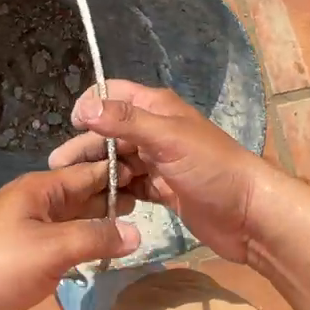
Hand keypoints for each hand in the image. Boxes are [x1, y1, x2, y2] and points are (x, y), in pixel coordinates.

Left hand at [0, 160, 140, 309]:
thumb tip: (137, 231)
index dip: (113, 169)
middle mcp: (38, 200)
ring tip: (133, 219)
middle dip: (111, 192)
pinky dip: (85, 238)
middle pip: (81, 192)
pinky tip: (102, 246)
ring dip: (100, 217)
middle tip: (148, 193)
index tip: (145, 166)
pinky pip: (64, 236)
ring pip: (74, 216)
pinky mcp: (28, 250)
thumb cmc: (1, 260)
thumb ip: (94, 238)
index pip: (85, 172)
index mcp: (42, 187)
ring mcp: (32, 225)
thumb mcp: (52, 248)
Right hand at [48, 79, 274, 263]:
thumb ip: (126, 121)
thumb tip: (85, 106)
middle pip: (111, 131)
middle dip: (86, 145)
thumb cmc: (210, 167)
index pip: (114, 94)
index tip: (72, 125)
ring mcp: (159, 161)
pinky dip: (116, 191)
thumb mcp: (167, 138)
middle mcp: (155, 129)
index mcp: (156, 107)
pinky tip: (99, 203)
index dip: (91, 104)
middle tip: (58, 165)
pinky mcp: (164, 189)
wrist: (251, 215)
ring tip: (71, 187)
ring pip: (120, 160)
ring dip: (98, 170)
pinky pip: (132, 186)